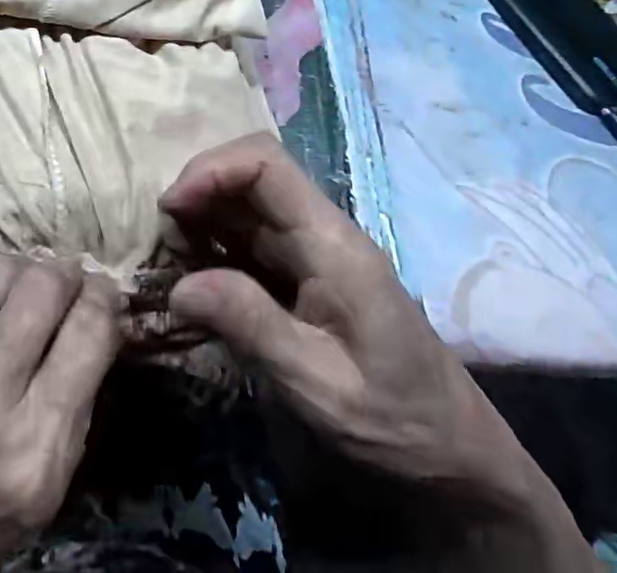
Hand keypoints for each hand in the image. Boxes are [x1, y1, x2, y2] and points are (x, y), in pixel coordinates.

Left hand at [0, 246, 122, 572]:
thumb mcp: (54, 475)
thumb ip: (79, 393)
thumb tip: (100, 305)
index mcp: (37, 447)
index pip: (89, 332)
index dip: (103, 295)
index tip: (100, 289)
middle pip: (41, 290)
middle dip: (62, 272)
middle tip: (60, 279)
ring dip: (11, 266)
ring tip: (13, 282)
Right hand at [162, 134, 594, 570]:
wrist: (451, 453)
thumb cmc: (395, 419)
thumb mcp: (319, 384)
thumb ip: (251, 326)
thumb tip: (178, 287)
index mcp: (332, 244)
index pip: (265, 163)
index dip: (210, 169)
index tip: (171, 208)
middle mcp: (318, 231)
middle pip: (247, 173)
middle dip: (196, 193)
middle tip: (165, 245)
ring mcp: (307, 249)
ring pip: (240, 202)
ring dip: (197, 219)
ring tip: (172, 265)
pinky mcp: (297, 270)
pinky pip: (242, 236)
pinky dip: (207, 245)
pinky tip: (193, 279)